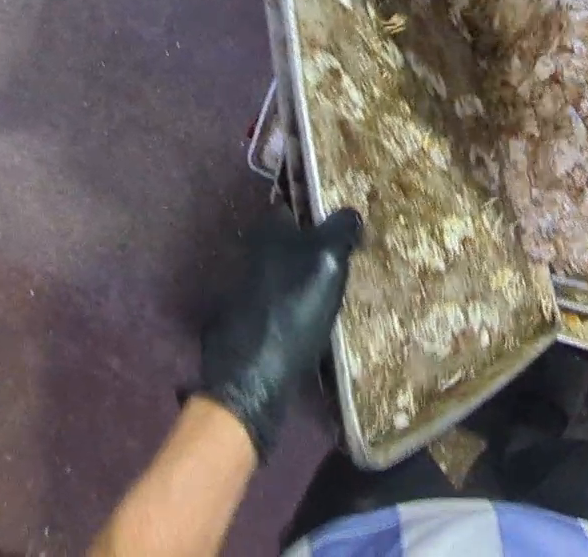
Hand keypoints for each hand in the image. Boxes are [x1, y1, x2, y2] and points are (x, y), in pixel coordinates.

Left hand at [197, 206, 361, 459]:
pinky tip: (305, 320)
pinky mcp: (237, 323)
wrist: (250, 379)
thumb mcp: (328, 261)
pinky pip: (270, 302)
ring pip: (277, 272)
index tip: (340, 228)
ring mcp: (236, 290)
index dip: (318, 214)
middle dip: (308, 247)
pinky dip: (286, 305)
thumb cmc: (293, 311)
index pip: (293, 207)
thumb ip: (341, 229)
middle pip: (285, 241)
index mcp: (266, 232)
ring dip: (297, 279)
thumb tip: (351, 213)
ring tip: (327, 294)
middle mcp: (245, 254)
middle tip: (339, 262)